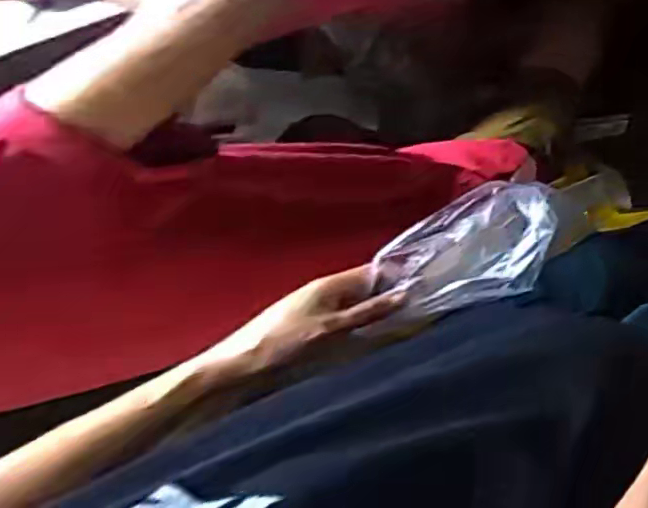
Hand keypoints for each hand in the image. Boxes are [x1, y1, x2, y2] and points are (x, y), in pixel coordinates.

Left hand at [185, 265, 405, 387]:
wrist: (221, 377)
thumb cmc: (274, 346)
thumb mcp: (327, 329)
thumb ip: (368, 312)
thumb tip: (409, 292)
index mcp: (330, 284)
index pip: (377, 270)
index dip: (401, 275)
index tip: (427, 283)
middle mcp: (325, 293)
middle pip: (369, 288)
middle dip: (392, 296)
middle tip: (420, 306)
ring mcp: (314, 312)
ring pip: (358, 306)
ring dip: (375, 314)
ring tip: (401, 323)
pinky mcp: (306, 331)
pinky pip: (345, 322)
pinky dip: (360, 327)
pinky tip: (369, 339)